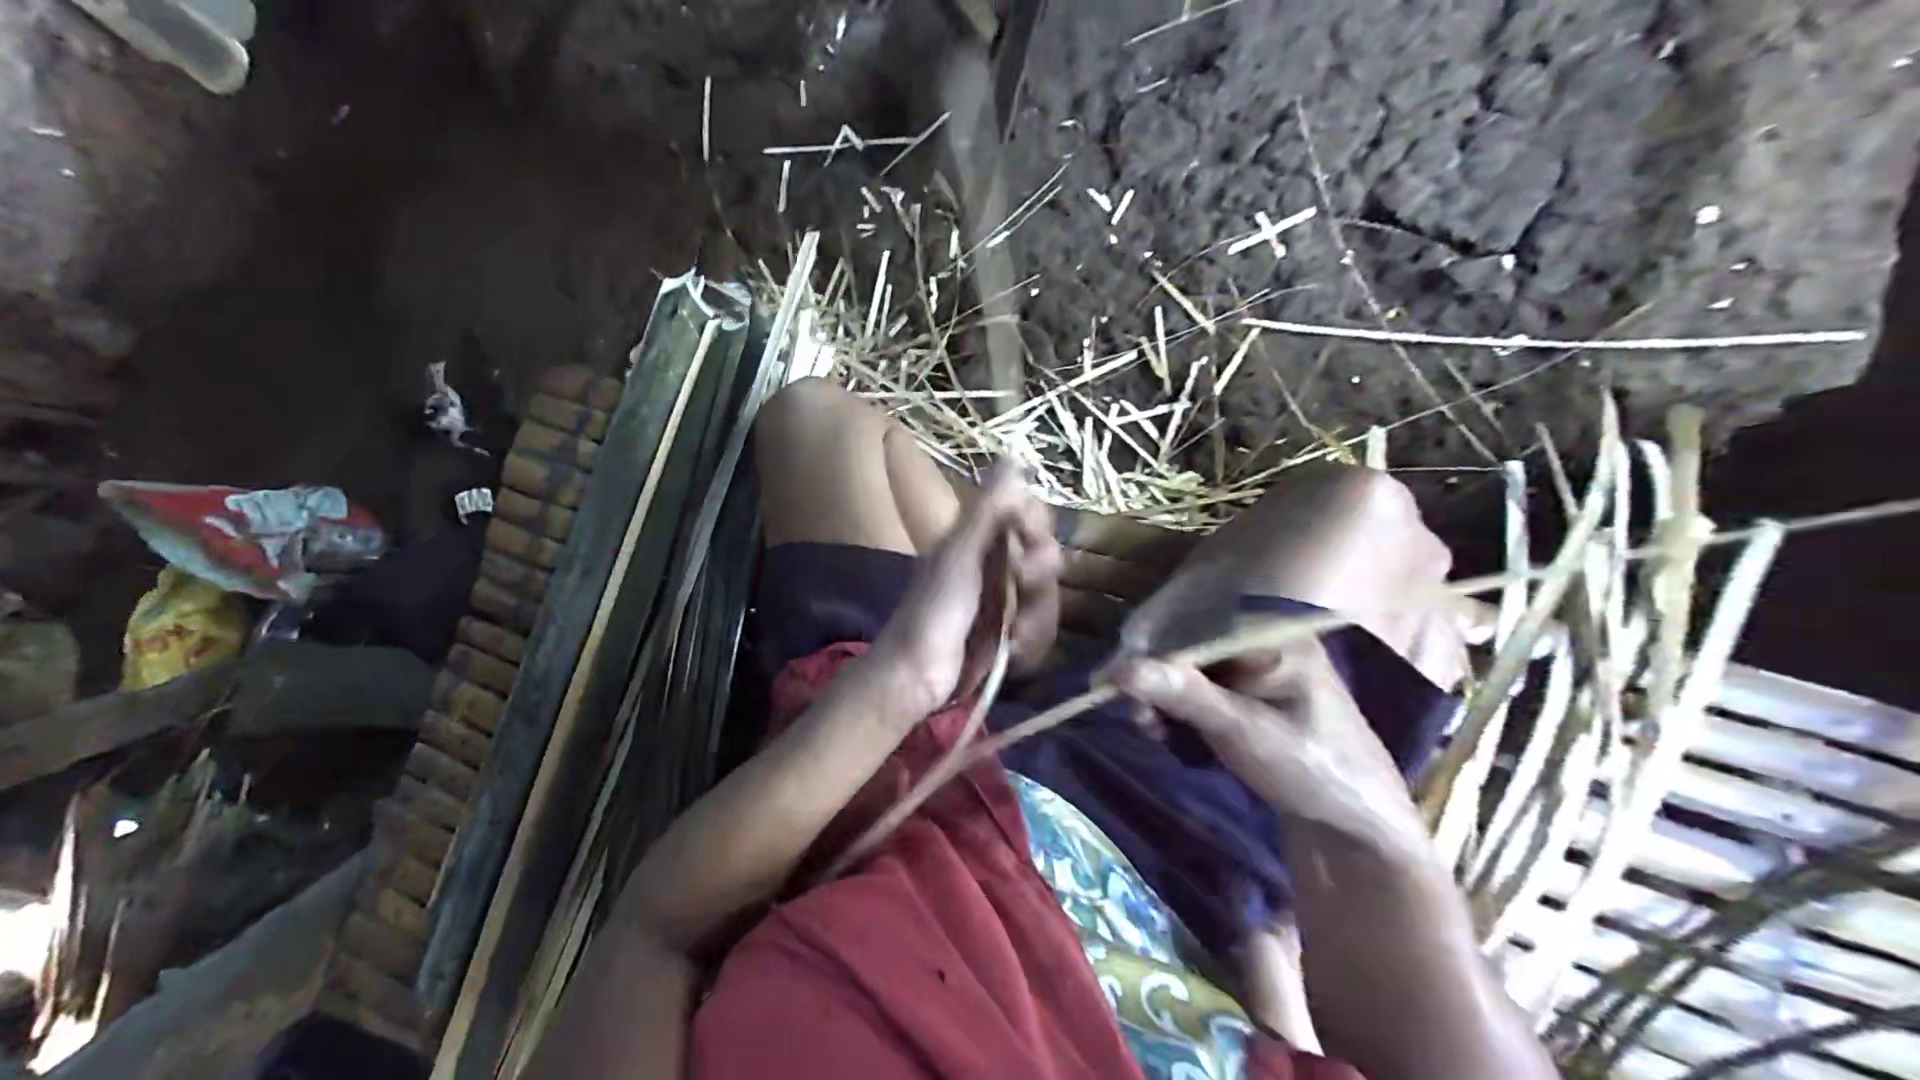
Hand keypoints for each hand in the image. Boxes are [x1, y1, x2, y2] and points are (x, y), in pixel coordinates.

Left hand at [868, 463, 1061, 717]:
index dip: (1037, 528)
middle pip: (1048, 560)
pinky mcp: (1010, 638)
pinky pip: (1042, 632)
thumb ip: (990, 510)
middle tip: (1021, 587)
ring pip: (1049, 600)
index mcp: (980, 540)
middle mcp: (996, 566)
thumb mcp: (960, 555)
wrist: (915, 679)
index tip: (1026, 540)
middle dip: (1041, 581)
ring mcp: (1004, 604)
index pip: (1031, 517)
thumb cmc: (931, 611)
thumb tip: (1012, 455)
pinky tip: (1013, 654)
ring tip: (1014, 636)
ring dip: (1037, 620)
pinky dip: (1032, 645)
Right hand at [1108, 642, 1434, 864]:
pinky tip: (1175, 734)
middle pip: (1183, 644)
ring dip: (1161, 698)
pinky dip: (1178, 708)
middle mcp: (1260, 638)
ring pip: (1185, 667)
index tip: (1108, 686)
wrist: (1357, 825)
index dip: (1145, 653)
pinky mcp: (1248, 690)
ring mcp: (1254, 665)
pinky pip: (1198, 685)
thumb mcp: (1243, 732)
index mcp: (1270, 634)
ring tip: (1158, 734)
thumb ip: (1184, 694)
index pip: (1189, 626)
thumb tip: (1118, 668)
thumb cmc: (1311, 771)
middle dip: (1152, 681)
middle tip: (1143, 724)